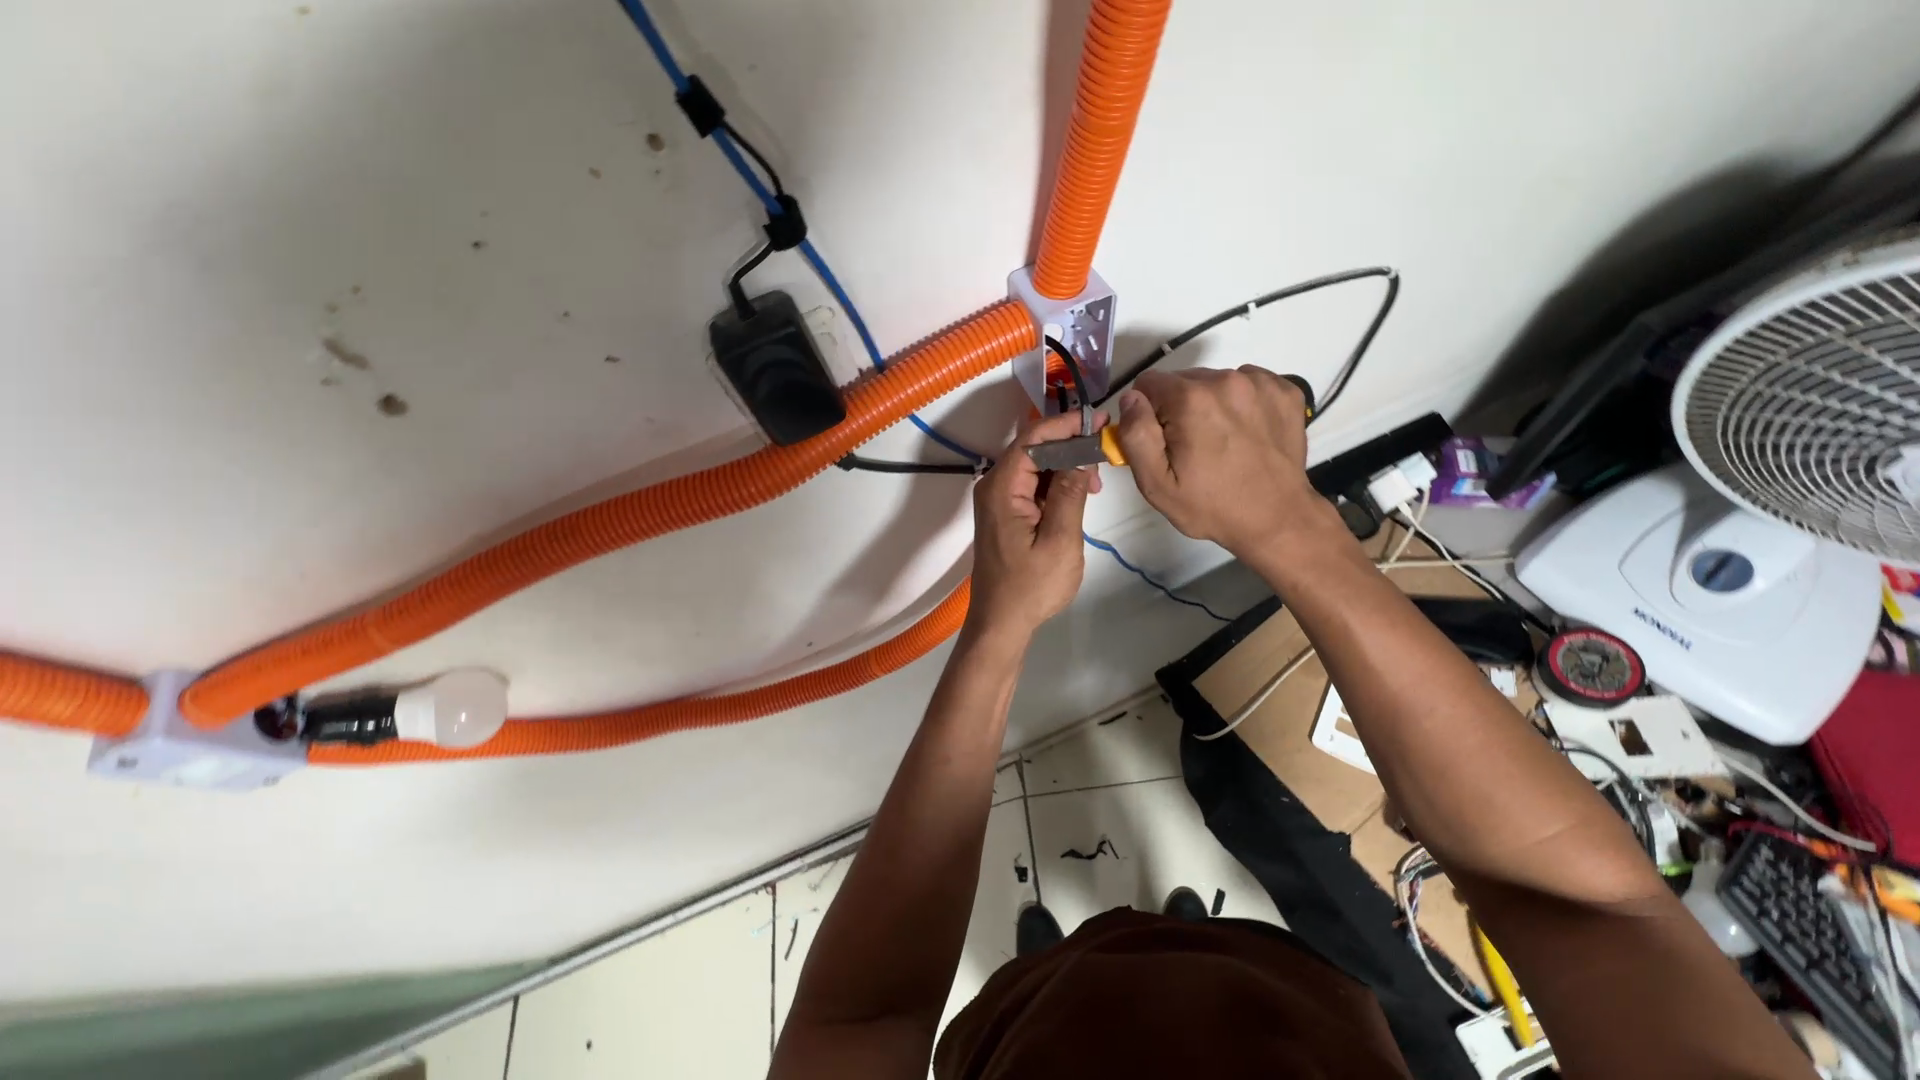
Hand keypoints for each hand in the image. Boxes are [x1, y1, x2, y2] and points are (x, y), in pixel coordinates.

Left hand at [967, 411, 1102, 637]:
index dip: (1065, 424)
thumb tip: (1081, 457)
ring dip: (1065, 466)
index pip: (1033, 439)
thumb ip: (1070, 494)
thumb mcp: (1060, 540)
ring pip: (1035, 468)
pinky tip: (1079, 492)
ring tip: (1097, 477)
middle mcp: (994, 487)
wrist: (1000, 623)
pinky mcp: (1005, 515)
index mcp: (1002, 488)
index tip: (1098, 418)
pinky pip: (1032, 487)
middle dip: (1069, 443)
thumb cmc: (1030, 586)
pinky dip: (1056, 484)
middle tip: (1105, 445)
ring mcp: (998, 501)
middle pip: (1033, 449)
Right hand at [1113, 367, 1323, 562]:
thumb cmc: (1211, 506)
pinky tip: (1247, 432)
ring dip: (1212, 404)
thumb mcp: (1156, 483)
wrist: (1276, 519)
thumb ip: (1136, 434)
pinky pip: (1250, 383)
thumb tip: (1131, 398)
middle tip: (1193, 447)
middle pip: (1184, 380)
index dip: (1149, 412)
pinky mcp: (1285, 391)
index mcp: (1190, 399)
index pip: (1149, 383)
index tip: (1163, 441)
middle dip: (1180, 407)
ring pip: (1217, 381)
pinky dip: (1243, 403)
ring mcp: (1261, 384)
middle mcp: (1226, 380)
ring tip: (1223, 441)